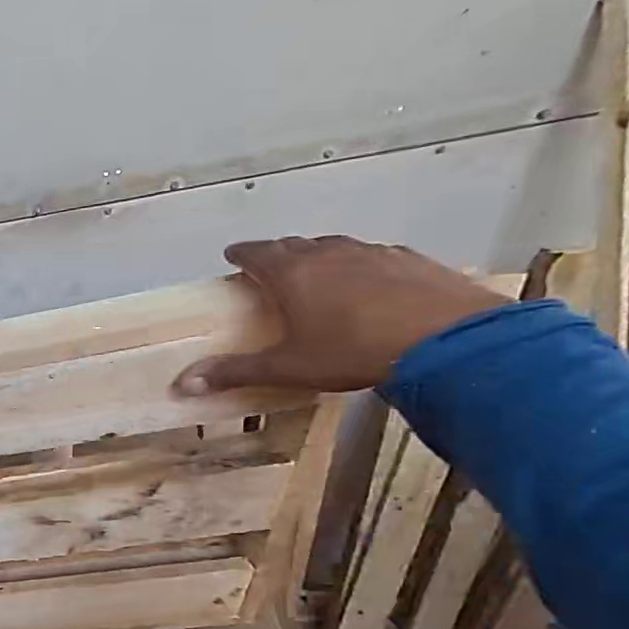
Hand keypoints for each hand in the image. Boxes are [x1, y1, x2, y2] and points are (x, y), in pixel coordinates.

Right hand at [174, 236, 511, 394]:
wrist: (446, 340)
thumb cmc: (352, 351)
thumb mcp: (288, 367)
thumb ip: (235, 371)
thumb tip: (182, 384)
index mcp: (292, 273)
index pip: (256, 252)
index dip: (242, 253)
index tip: (232, 255)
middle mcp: (327, 253)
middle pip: (293, 244)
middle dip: (276, 253)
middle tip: (268, 267)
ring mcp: (371, 251)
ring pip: (333, 246)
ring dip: (317, 255)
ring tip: (314, 273)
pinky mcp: (407, 259)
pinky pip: (371, 255)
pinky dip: (357, 264)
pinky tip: (367, 282)